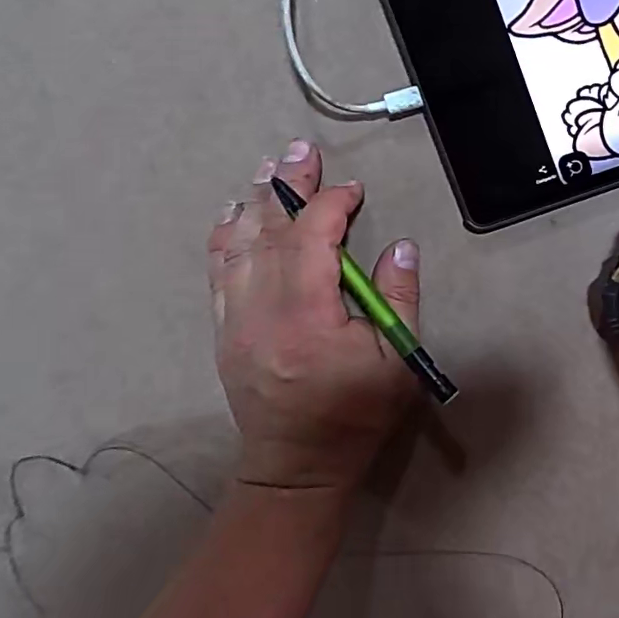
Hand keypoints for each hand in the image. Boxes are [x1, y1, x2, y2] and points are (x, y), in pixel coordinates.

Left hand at [207, 139, 417, 490]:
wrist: (297, 467)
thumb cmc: (356, 415)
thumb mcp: (398, 360)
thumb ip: (398, 298)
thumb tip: (400, 245)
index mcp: (307, 320)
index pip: (313, 242)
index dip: (331, 207)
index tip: (353, 191)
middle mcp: (261, 314)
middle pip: (269, 234)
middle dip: (287, 187)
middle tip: (298, 151)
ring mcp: (234, 322)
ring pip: (236, 247)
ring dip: (255, 203)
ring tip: (268, 169)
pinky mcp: (224, 332)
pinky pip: (218, 272)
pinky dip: (226, 236)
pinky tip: (235, 214)